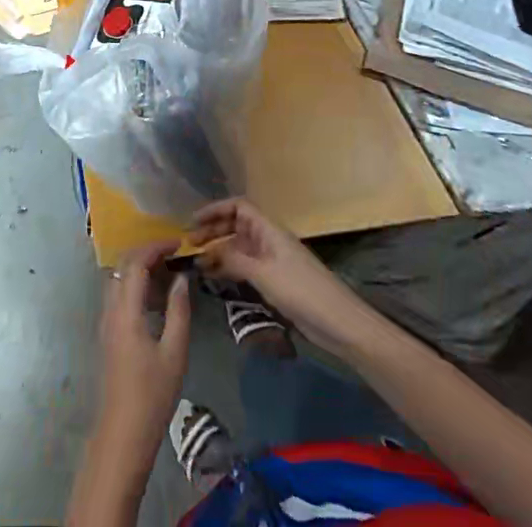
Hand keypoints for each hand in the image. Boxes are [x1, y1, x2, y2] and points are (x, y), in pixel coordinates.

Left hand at [96, 240, 191, 452]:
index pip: (134, 264)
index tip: (177, 242)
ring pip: (118, 279)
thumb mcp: (175, 352)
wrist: (124, 425)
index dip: (154, 247)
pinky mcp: (108, 330)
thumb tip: (180, 279)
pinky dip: (136, 285)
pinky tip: (157, 296)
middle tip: (175, 253)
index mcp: (124, 310)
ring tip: (170, 271)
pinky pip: (119, 294)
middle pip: (121, 266)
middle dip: (146, 253)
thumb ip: (177, 312)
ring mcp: (105, 319)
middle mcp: (109, 308)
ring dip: (139, 268)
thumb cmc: (153, 392)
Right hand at [188, 199, 377, 355]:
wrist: (341, 324)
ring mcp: (272, 261)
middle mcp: (269, 241)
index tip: (193, 221)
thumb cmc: (302, 291)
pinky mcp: (274, 281)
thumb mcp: (262, 273)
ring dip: (218, 252)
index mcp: (269, 231)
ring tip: (197, 263)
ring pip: (238, 248)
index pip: (239, 207)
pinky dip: (228, 268)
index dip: (215, 209)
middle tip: (190, 244)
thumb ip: (231, 260)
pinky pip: (244, 267)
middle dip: (212, 231)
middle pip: (235, 226)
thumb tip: (205, 254)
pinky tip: (214, 277)